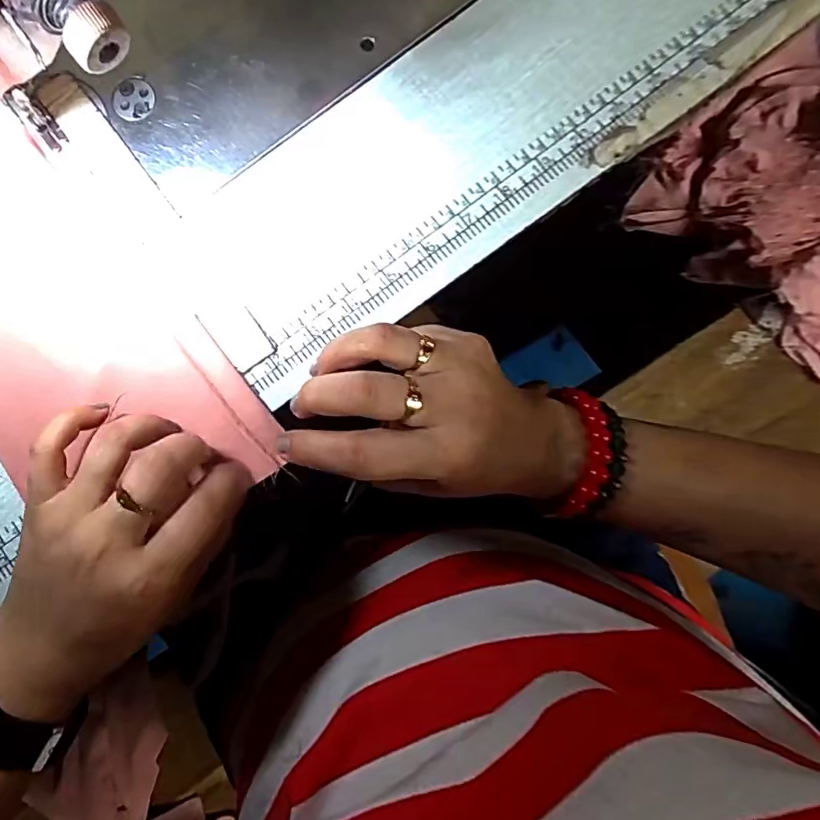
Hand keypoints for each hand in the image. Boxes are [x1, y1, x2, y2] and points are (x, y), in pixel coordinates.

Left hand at [0, 407, 251, 722]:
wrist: (39, 654)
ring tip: (166, 432)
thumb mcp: (173, 600)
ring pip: (112, 444)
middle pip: (160, 465)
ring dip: (149, 425)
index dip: (231, 478)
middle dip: (194, 446)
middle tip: (201, 452)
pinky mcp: (36, 505)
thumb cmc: (115, 632)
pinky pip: (47, 447)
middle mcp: (107, 539)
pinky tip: (102, 413)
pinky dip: (73, 419)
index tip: (235, 471)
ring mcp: (66, 516)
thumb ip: (205, 543)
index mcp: (149, 576)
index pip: (205, 506)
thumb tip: (226, 488)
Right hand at [280, 324, 585, 499]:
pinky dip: (371, 345)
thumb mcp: (428, 486)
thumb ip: (377, 466)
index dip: (317, 447)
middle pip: (367, 391)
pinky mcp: (461, 338)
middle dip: (319, 394)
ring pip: (381, 341)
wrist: (532, 436)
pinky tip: (362, 359)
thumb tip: (320, 441)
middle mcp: (451, 406)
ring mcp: (457, 363)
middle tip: (301, 402)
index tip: (288, 442)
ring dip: (338, 353)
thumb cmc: (475, 471)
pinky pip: (401, 333)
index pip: (365, 451)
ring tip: (321, 368)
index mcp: (443, 454)